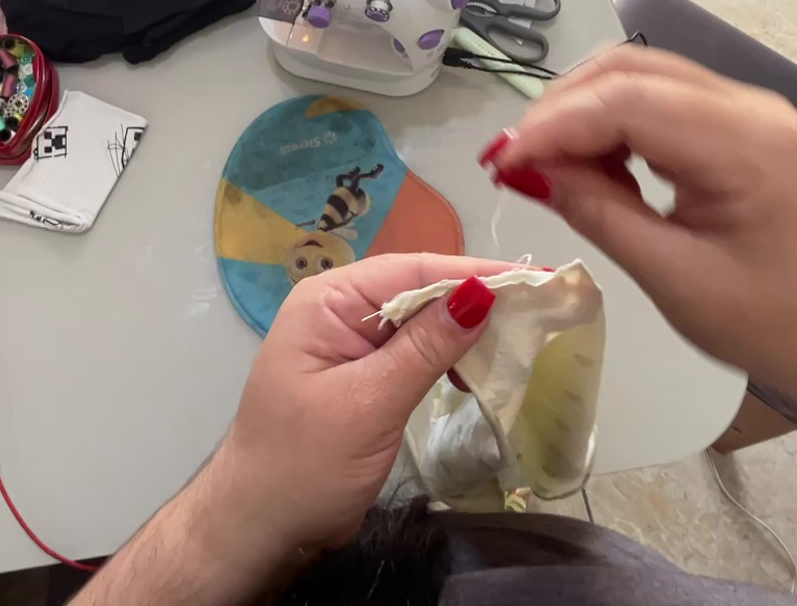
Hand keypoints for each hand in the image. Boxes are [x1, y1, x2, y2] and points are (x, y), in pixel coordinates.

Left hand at [206, 253, 514, 557]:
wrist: (258, 526)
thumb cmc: (303, 464)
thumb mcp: (368, 403)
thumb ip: (424, 347)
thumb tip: (479, 294)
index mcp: (328, 300)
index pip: (410, 269)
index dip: (473, 271)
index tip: (531, 278)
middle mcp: (337, 308)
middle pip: (416, 286)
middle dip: (474, 295)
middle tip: (538, 306)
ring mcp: (348, 339)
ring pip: (417, 317)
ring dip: (463, 326)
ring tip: (517, 336)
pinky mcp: (360, 370)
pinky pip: (410, 347)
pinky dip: (445, 354)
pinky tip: (474, 367)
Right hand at [483, 46, 796, 401]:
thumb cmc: (777, 327)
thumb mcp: (675, 279)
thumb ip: (596, 211)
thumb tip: (524, 170)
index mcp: (749, 145)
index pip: (626, 101)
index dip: (552, 124)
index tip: (499, 163)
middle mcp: (752, 105)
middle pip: (629, 69)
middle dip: (559, 108)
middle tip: (514, 161)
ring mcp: (749, 107)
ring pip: (638, 73)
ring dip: (580, 109)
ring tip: (545, 163)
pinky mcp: (739, 121)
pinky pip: (658, 97)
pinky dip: (610, 120)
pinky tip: (593, 162)